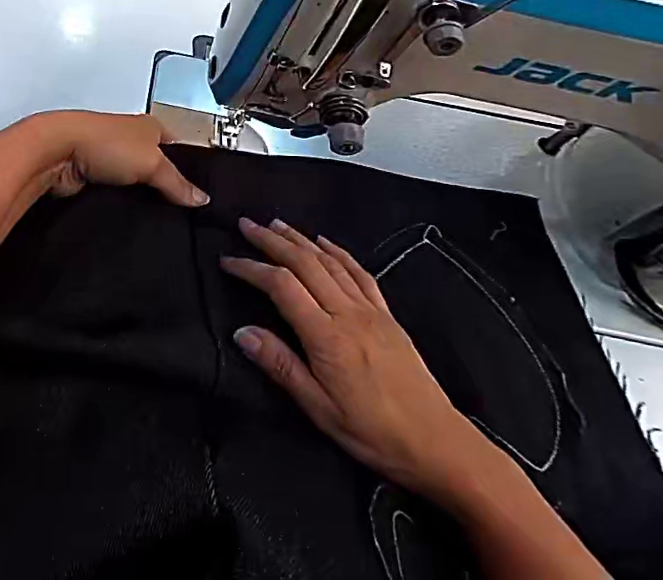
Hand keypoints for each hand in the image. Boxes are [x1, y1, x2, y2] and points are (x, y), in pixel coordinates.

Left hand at [24, 112, 208, 207]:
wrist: (57, 153)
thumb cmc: (101, 140)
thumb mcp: (153, 163)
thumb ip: (178, 184)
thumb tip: (200, 198)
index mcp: (150, 126)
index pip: (177, 146)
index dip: (188, 165)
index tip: (197, 187)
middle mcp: (130, 138)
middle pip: (156, 165)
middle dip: (162, 183)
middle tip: (175, 203)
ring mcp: (109, 157)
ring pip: (134, 181)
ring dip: (138, 193)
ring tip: (148, 207)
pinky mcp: (93, 177)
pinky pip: (114, 193)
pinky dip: (119, 201)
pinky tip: (124, 208)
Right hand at [220, 218, 495, 497]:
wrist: (433, 438)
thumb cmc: (373, 431)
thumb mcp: (319, 409)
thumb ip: (280, 365)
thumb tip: (243, 333)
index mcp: (326, 336)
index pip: (280, 286)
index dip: (251, 268)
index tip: (228, 260)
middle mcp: (347, 312)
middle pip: (304, 262)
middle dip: (271, 240)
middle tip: (247, 225)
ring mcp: (369, 308)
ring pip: (329, 260)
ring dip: (300, 238)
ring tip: (277, 224)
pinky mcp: (386, 312)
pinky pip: (359, 271)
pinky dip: (338, 251)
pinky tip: (326, 242)